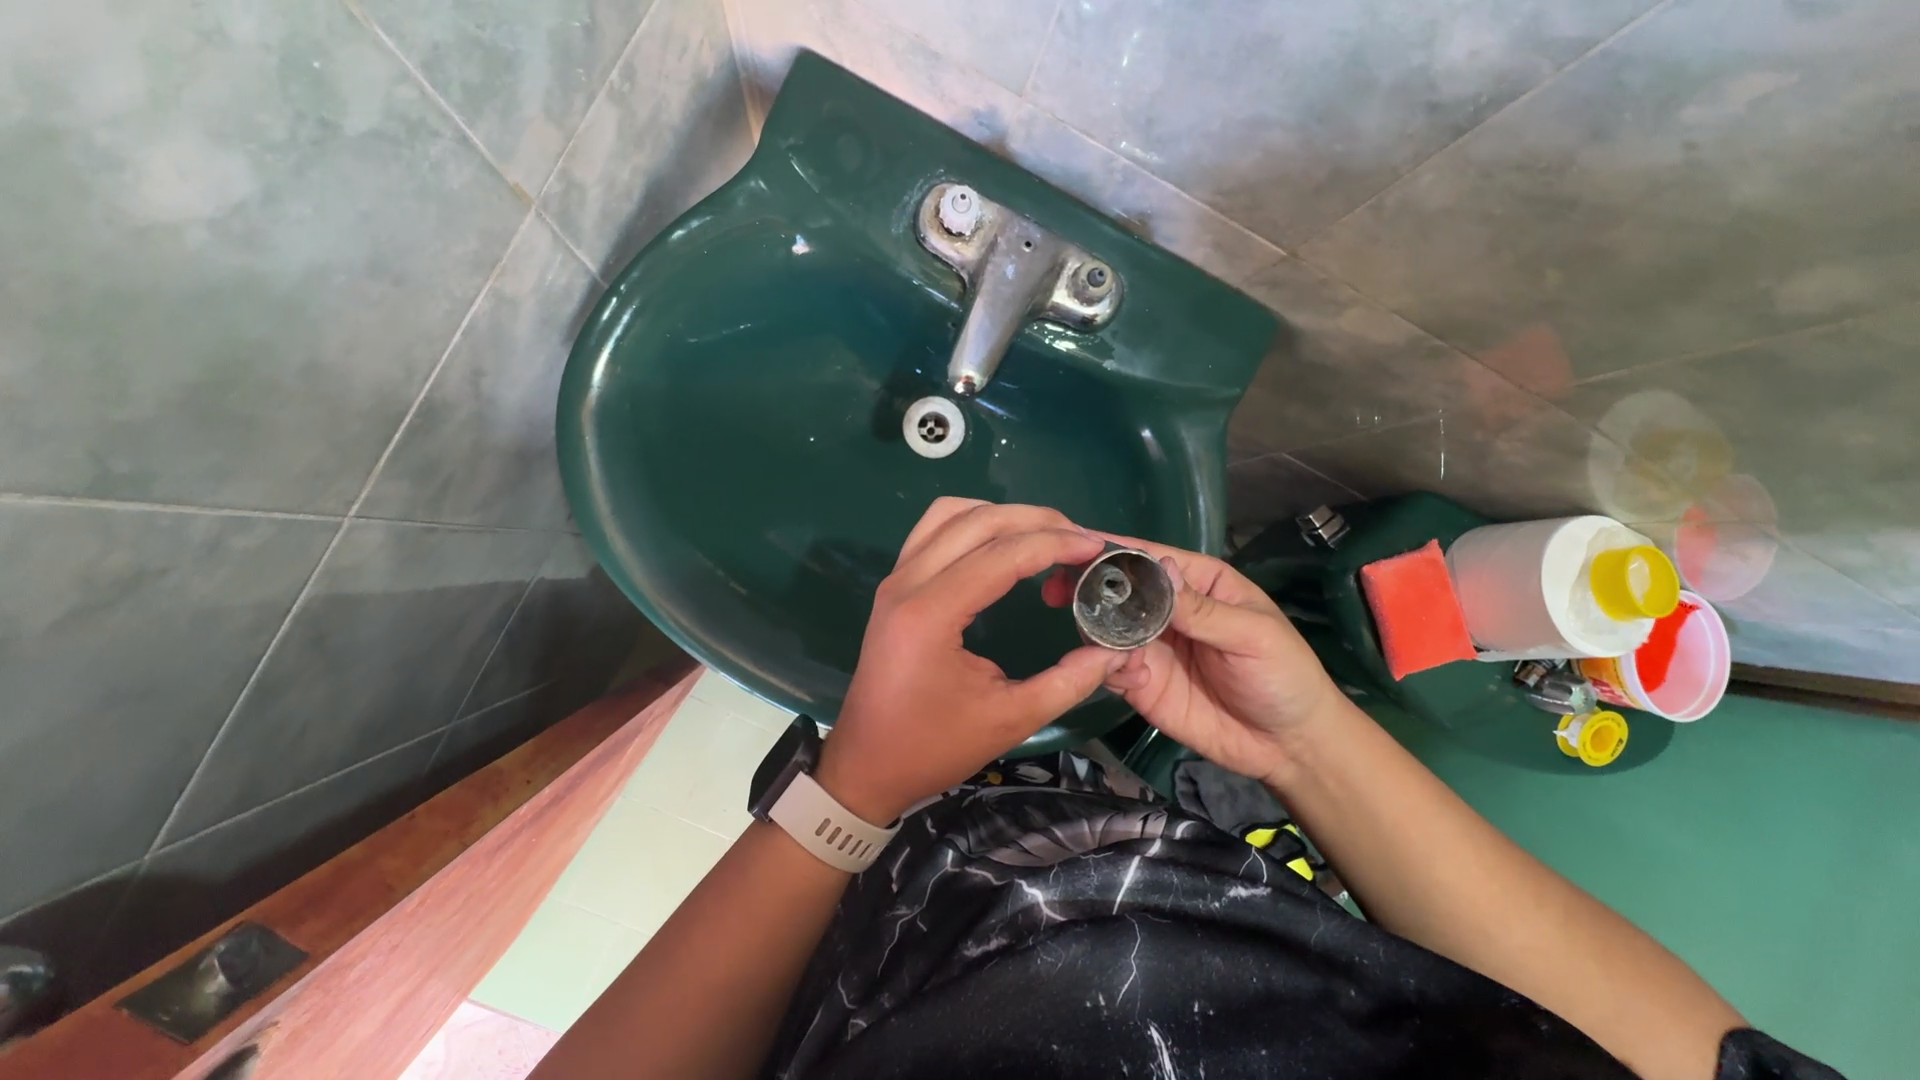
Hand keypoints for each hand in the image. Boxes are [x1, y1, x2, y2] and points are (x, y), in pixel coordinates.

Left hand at [814, 499, 1129, 823]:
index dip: (1055, 544)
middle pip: (979, 521)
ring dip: (1003, 515)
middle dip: (1037, 521)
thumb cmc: (933, 746)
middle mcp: (908, 582)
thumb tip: (1116, 652)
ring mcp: (896, 579)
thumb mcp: (1010, 720)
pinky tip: (1003, 542)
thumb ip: (1068, 682)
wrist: (867, 764)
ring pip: (951, 514)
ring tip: (1047, 535)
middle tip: (1081, 539)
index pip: (1002, 555)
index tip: (1097, 548)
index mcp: (931, 614)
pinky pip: (933, 529)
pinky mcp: (894, 584)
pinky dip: (973, 523)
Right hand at [1046, 536, 1344, 788]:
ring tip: (1107, 649)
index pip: (1146, 557)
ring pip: (1105, 629)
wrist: (1289, 745)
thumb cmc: (1284, 675)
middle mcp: (1166, 610)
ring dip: (1096, 634)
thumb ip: (1201, 608)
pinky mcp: (1142, 685)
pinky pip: (1111, 670)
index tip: (1070, 545)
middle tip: (1056, 593)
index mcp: (1196, 582)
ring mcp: (1151, 648)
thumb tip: (1157, 568)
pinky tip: (1132, 680)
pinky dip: (1109, 671)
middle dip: (1087, 588)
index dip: (1110, 550)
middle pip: (1116, 590)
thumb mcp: (1252, 635)